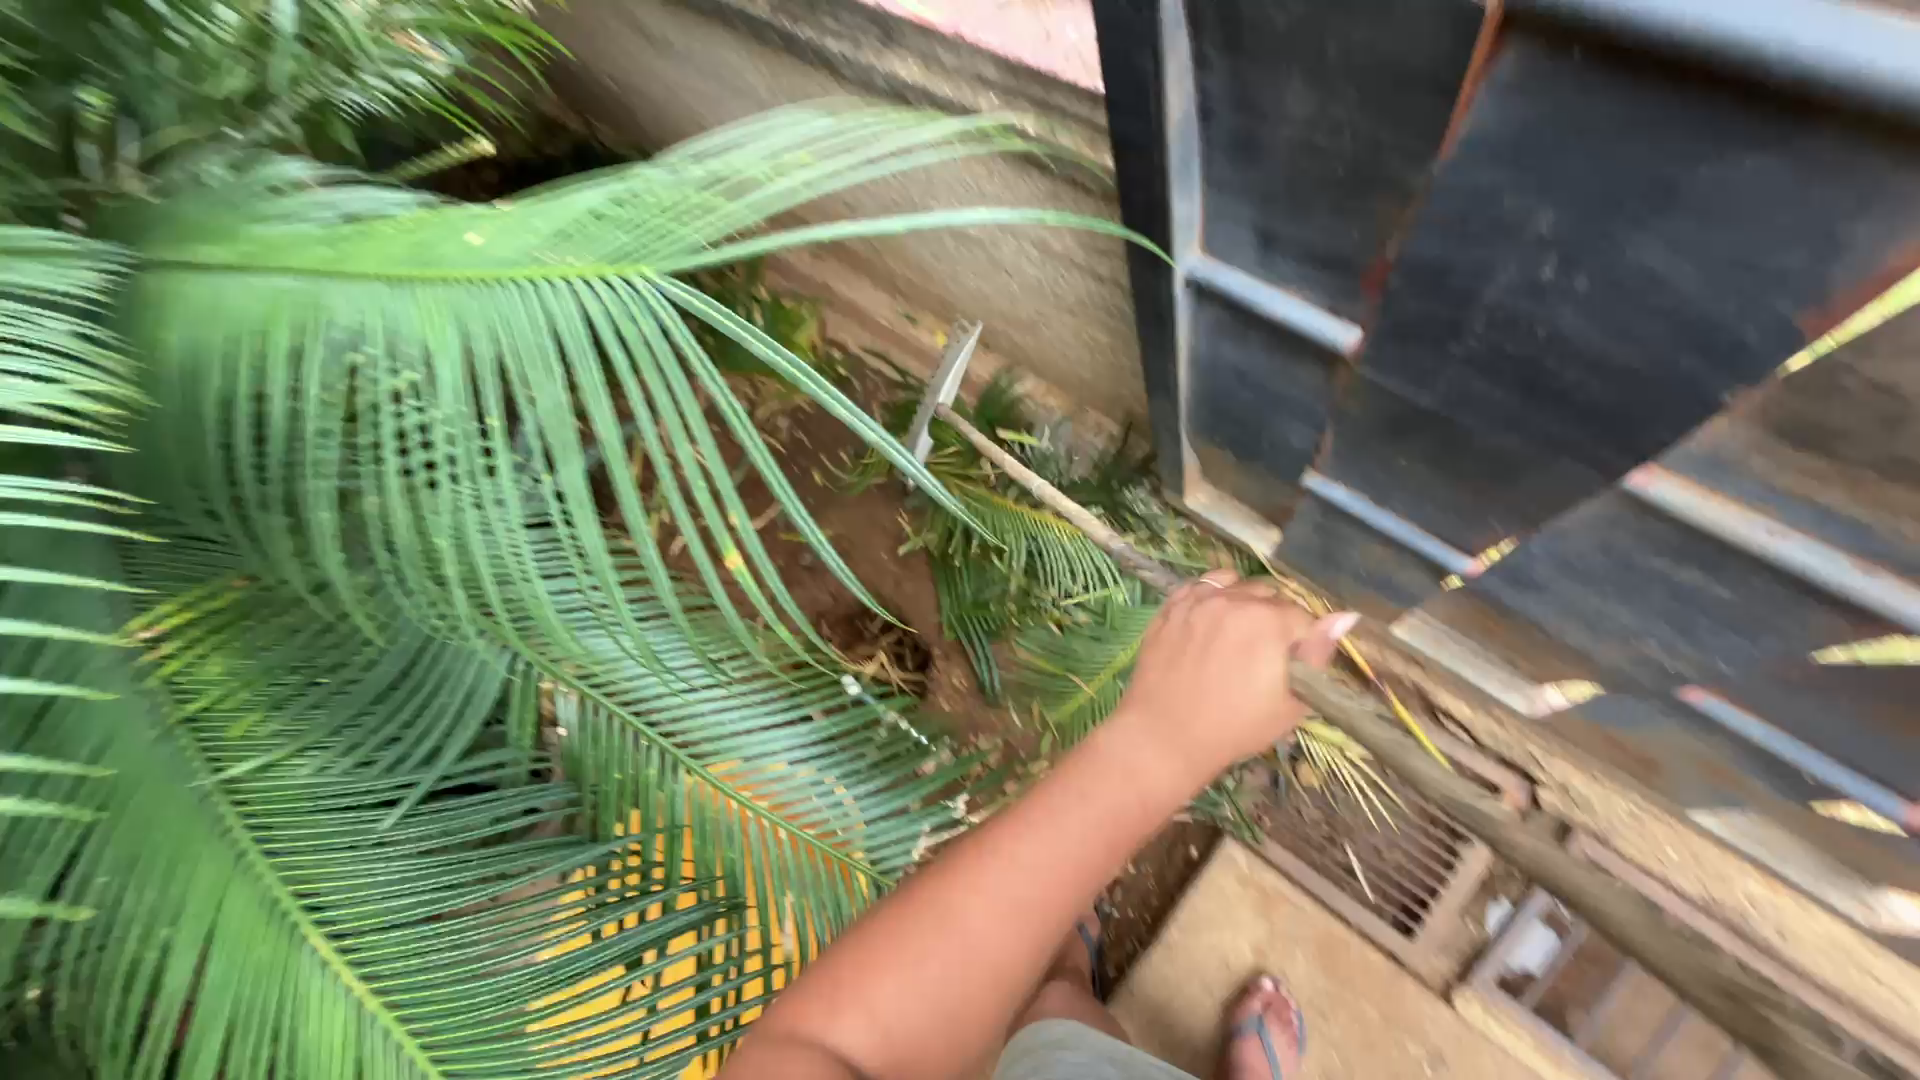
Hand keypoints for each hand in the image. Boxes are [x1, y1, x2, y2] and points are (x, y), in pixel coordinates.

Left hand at [1109, 569, 1357, 787]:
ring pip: (1234, 585)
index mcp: (1271, 620)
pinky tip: (1211, 616)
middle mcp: (1234, 600)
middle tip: (1262, 655)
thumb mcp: (1292, 702)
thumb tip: (1346, 616)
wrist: (1166, 733)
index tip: (1290, 665)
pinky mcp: (1170, 608)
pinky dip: (1211, 595)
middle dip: (1273, 620)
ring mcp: (1198, 601)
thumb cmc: (1235, 726)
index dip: (1301, 642)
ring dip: (1243, 602)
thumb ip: (1318, 655)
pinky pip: (1199, 586)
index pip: (1302, 617)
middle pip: (1268, 597)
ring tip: (1237, 634)